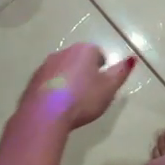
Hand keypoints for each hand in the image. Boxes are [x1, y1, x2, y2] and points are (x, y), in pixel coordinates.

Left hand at [14, 43, 134, 131]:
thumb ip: (121, 72)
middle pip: (78, 59)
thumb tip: (132, 58)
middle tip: (89, 94)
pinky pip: (48, 82)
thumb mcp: (109, 88)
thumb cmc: (82, 98)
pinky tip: (57, 106)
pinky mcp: (32, 80)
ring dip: (67, 80)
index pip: (98, 54)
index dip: (102, 69)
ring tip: (72, 102)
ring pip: (62, 69)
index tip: (102, 85)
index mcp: (84, 51)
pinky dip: (53, 89)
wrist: (45, 113)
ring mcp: (45, 65)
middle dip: (84, 72)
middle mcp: (63, 52)